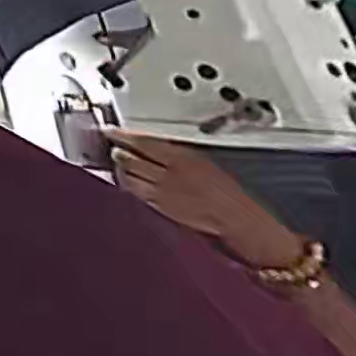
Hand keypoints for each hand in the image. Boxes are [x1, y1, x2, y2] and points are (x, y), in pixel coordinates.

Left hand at [109, 132, 305, 267]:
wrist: (245, 225)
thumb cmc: (230, 194)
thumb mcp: (204, 163)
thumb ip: (174, 152)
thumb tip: (146, 142)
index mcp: (184, 159)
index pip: (142, 142)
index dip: (121, 135)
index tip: (110, 130)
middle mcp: (170, 175)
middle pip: (128, 157)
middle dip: (118, 150)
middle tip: (113, 145)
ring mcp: (163, 192)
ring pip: (126, 174)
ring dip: (120, 167)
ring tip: (120, 163)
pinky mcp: (161, 208)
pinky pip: (135, 191)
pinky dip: (127, 183)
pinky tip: (129, 180)